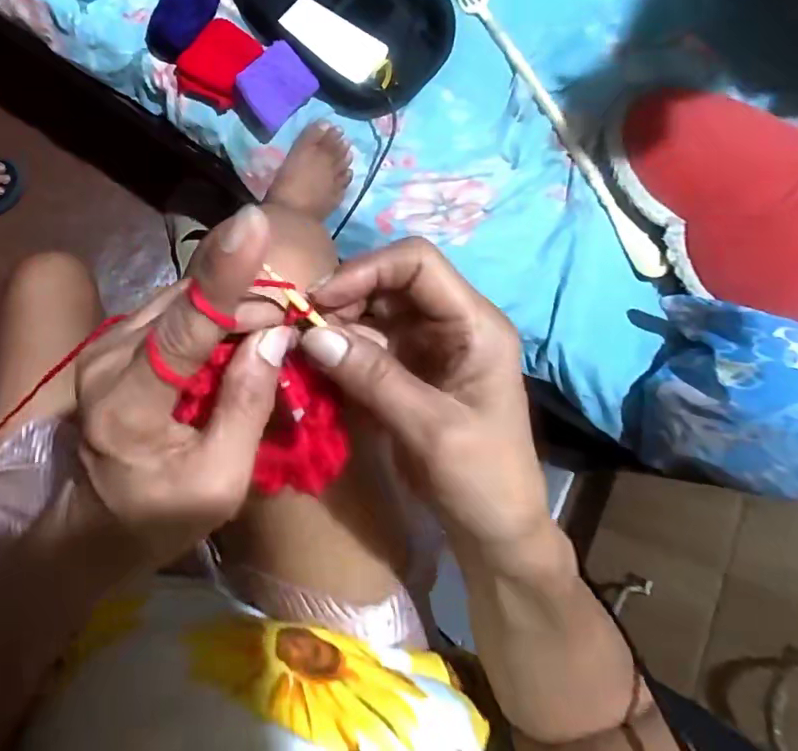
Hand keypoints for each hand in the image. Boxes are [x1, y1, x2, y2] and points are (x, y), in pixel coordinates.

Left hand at [63, 204, 296, 575]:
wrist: (91, 522)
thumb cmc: (157, 517)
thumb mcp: (218, 484)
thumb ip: (246, 409)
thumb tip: (273, 338)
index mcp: (128, 404)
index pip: (181, 327)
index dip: (221, 275)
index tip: (253, 225)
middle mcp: (108, 360)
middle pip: (186, 303)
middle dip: (246, 295)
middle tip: (294, 312)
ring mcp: (105, 345)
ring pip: (179, 298)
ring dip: (231, 300)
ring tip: (274, 317)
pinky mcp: (114, 340)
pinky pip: (172, 309)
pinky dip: (210, 309)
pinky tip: (239, 322)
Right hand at [304, 238, 555, 573]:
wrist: (495, 534)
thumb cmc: (481, 479)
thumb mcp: (430, 429)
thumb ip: (373, 377)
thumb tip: (311, 334)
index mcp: (474, 324)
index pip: (418, 263)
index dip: (367, 269)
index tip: (322, 299)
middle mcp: (449, 322)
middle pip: (389, 279)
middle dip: (344, 295)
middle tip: (302, 326)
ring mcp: (425, 343)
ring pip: (370, 307)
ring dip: (335, 320)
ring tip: (304, 345)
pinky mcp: (405, 366)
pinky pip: (364, 339)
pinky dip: (337, 345)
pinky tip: (315, 362)